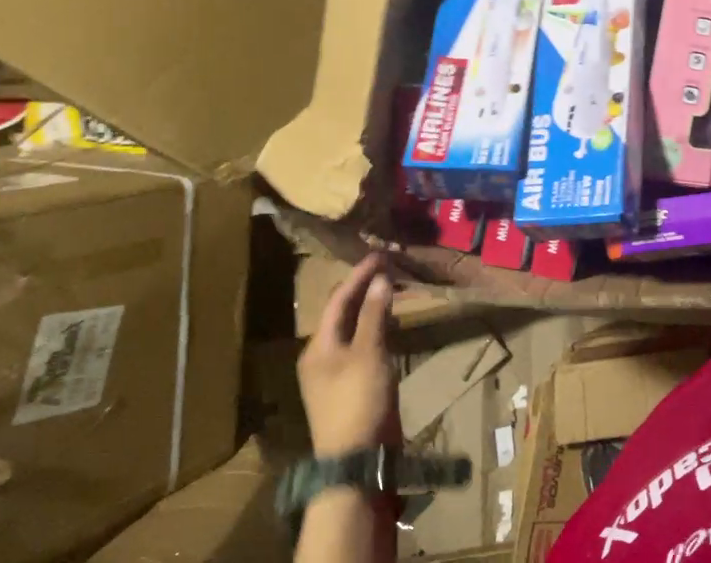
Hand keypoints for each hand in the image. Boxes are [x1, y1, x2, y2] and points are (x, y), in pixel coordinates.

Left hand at [299, 253, 397, 456]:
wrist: (356, 458)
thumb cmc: (358, 401)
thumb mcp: (368, 354)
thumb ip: (374, 316)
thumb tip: (380, 280)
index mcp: (317, 346)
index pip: (337, 300)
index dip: (359, 275)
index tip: (381, 254)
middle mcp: (321, 355)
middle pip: (342, 313)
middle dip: (364, 289)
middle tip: (389, 268)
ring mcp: (334, 372)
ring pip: (353, 329)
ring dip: (371, 308)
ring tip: (393, 289)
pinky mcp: (350, 385)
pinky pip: (362, 345)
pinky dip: (376, 328)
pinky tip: (391, 324)